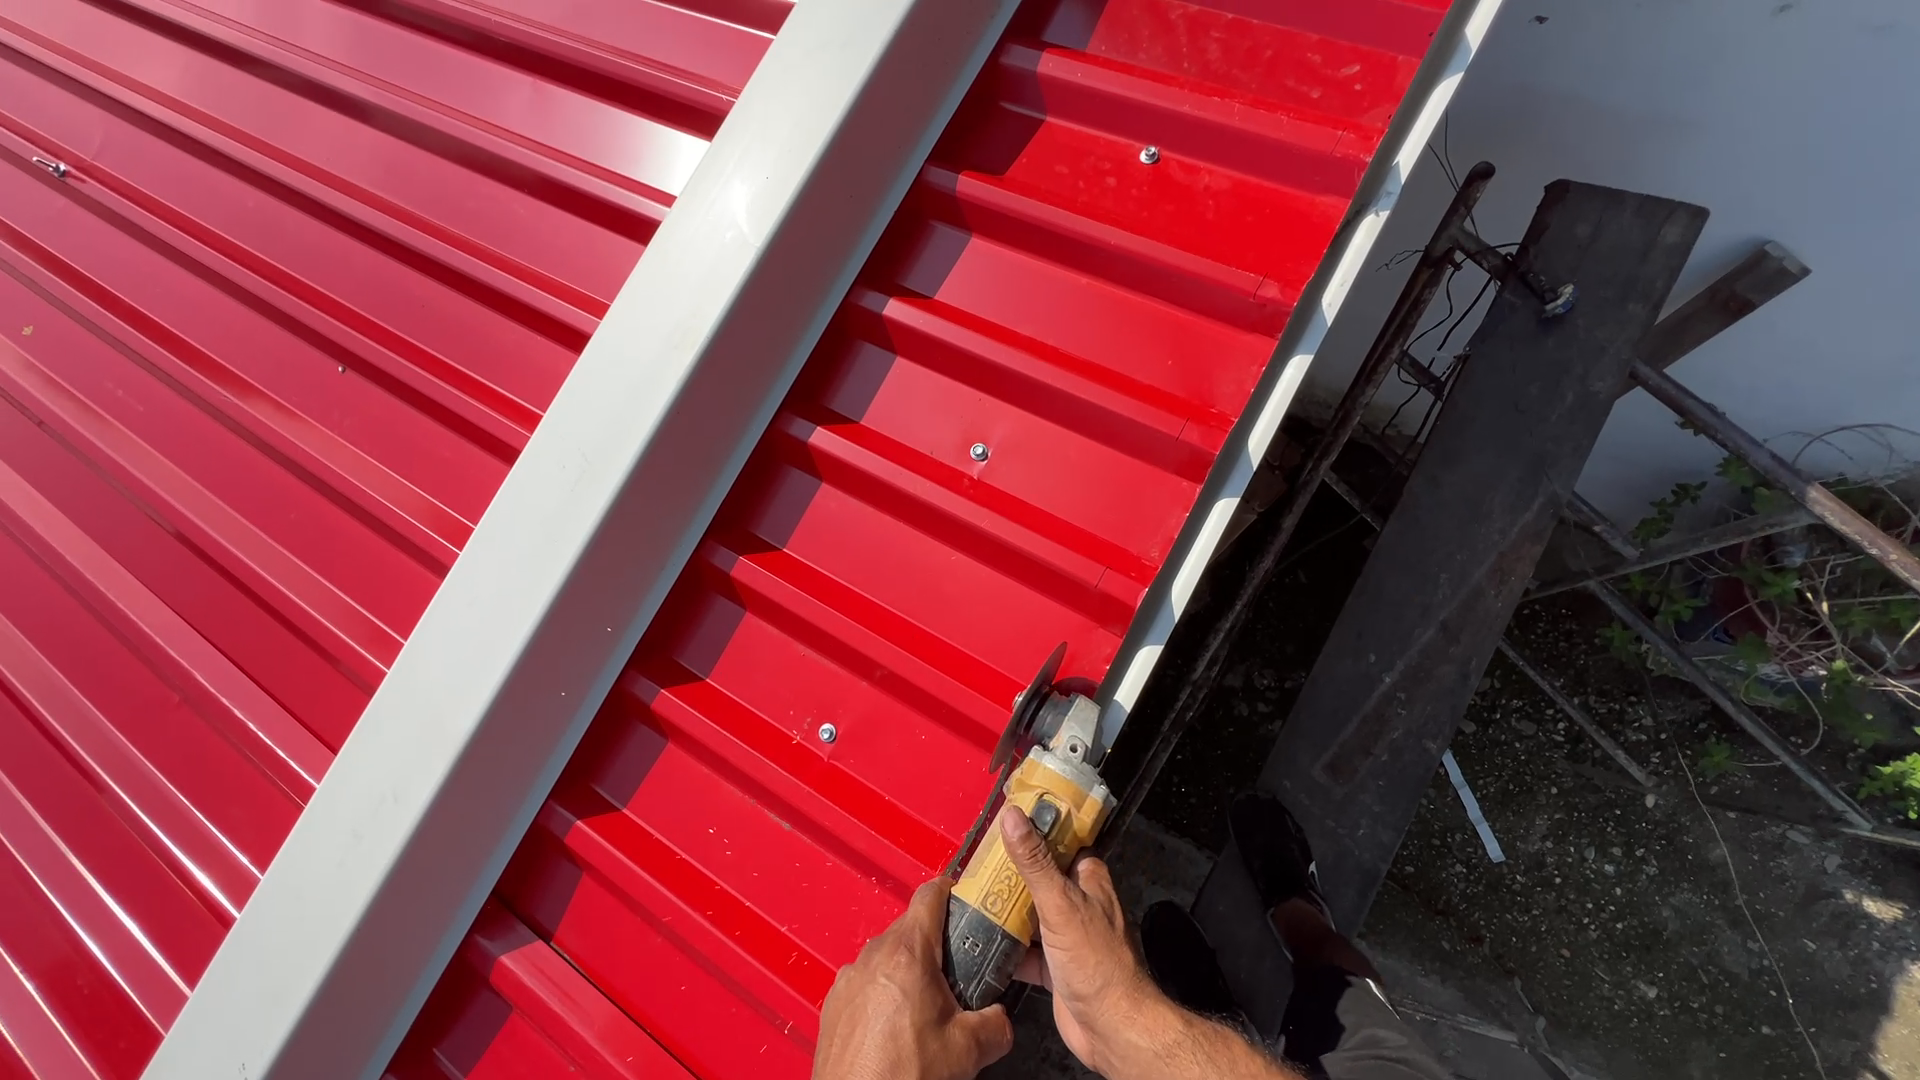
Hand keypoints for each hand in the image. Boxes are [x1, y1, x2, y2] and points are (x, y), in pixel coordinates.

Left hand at [814, 878, 1013, 1079]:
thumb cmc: (901, 1077)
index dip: (951, 891)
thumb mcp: (966, 1051)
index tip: (964, 900)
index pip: (931, 894)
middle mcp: (874, 956)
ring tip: (924, 1007)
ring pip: (886, 956)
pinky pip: (865, 982)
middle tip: (955, 971)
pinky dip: (881, 993)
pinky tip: (894, 1027)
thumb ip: (995, 1024)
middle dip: (934, 943)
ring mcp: (850, 978)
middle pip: (910, 927)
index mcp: (908, 953)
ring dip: (906, 970)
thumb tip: (999, 1019)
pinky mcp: (835, 1002)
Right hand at [999, 806, 1159, 1074]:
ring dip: (1005, 910)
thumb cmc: (1098, 962)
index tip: (1005, 819)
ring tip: (972, 897)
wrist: (1111, 1028)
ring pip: (1030, 913)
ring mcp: (1066, 935)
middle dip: (1011, 872)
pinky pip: (1024, 950)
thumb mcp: (1060, 903)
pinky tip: (982, 941)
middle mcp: (1079, 903)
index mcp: (1088, 879)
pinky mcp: (1054, 966)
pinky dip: (1005, 947)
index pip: (1061, 840)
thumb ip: (1034, 861)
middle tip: (978, 862)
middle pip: (1040, 877)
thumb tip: (1014, 817)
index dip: (1036, 828)